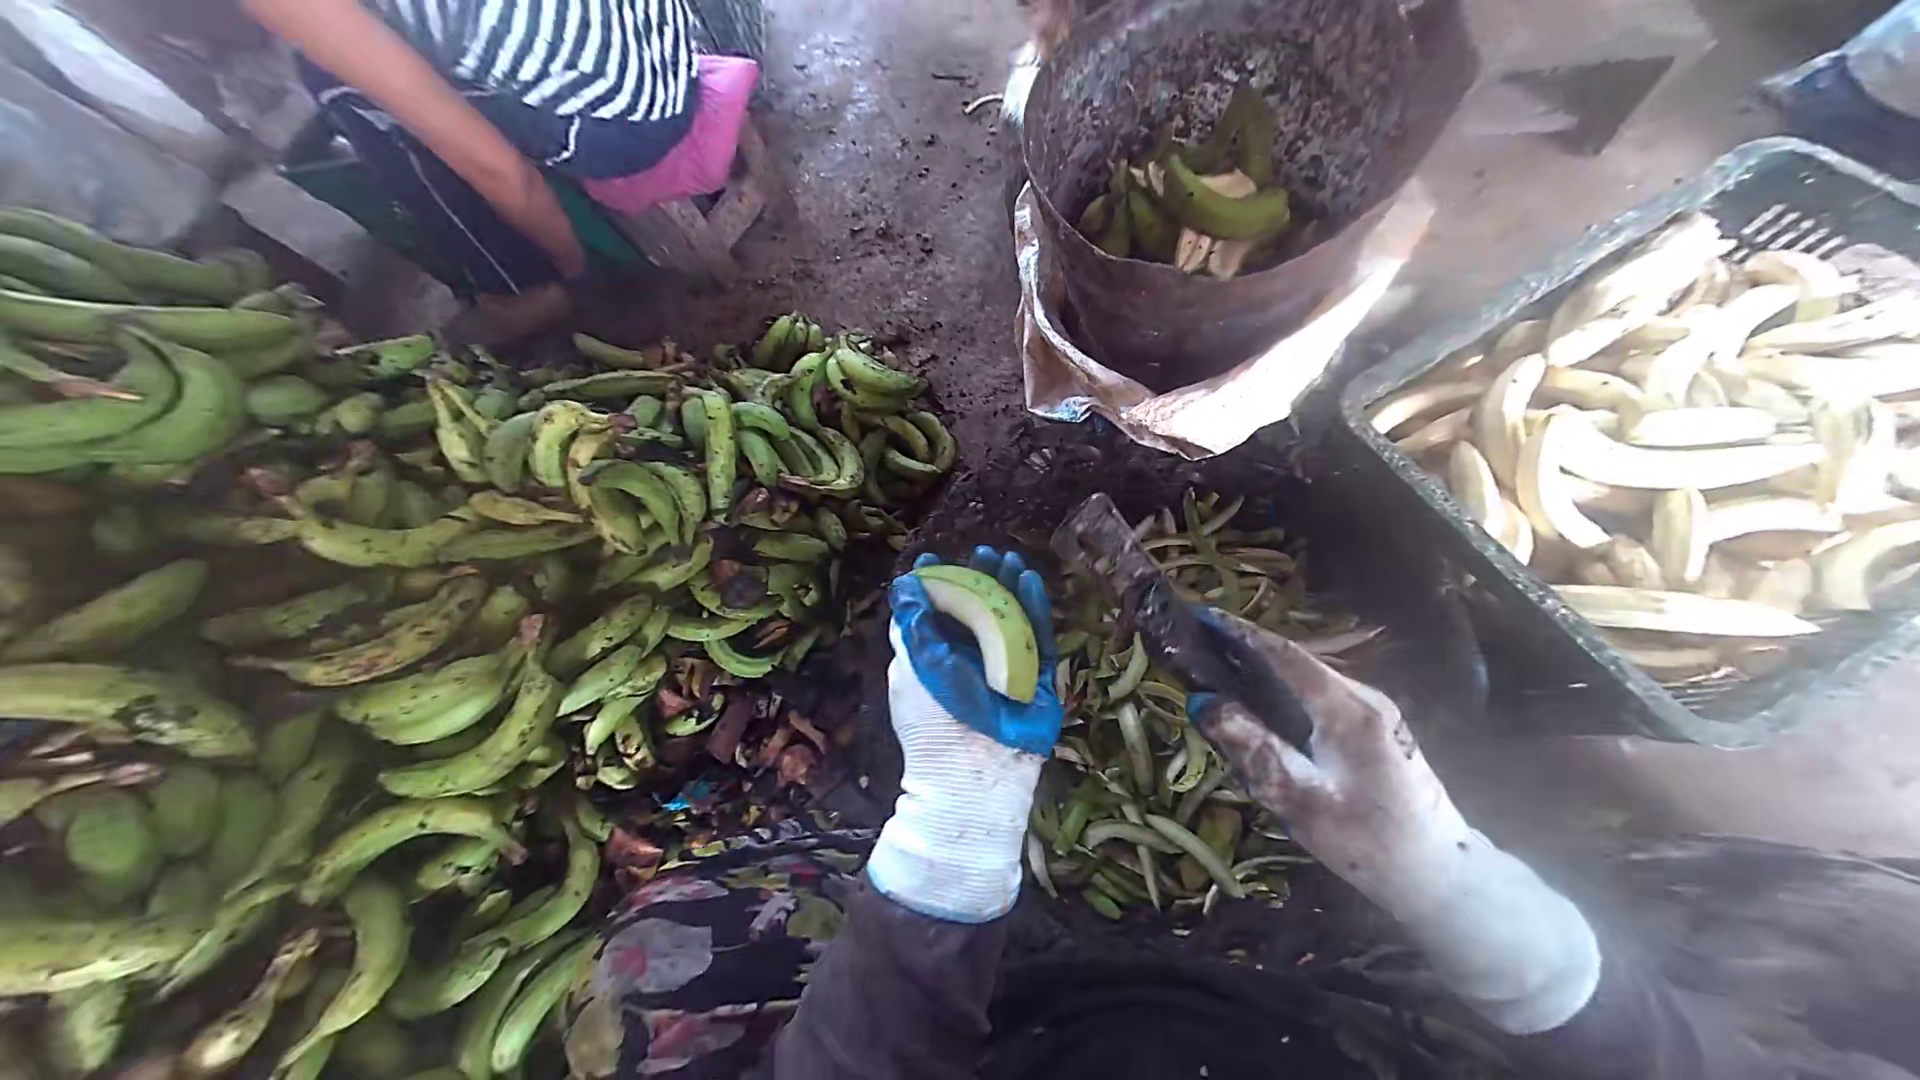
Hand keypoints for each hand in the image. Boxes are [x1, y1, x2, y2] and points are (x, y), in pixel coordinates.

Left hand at [887, 549, 1061, 754]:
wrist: (970, 771)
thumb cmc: (931, 719)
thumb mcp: (911, 668)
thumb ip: (909, 626)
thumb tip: (904, 586)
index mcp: (940, 654)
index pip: (942, 610)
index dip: (941, 582)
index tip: (934, 558)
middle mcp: (974, 656)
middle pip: (982, 608)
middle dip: (983, 578)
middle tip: (984, 552)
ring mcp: (1007, 665)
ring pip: (1013, 617)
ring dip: (1011, 587)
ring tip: (1009, 559)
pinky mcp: (1036, 677)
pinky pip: (1039, 637)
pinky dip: (1036, 609)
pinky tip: (1031, 581)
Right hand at [1188, 608, 1600, 1035]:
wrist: (1443, 878)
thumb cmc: (1369, 842)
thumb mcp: (1301, 800)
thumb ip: (1252, 747)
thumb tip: (1200, 701)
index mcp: (1348, 709)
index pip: (1284, 654)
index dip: (1239, 632)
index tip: (1200, 615)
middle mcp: (1363, 696)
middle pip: (1293, 659)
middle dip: (1243, 644)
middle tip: (1195, 640)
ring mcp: (1371, 709)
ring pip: (1304, 675)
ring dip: (1259, 663)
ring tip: (1214, 661)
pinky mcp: (1371, 725)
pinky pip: (1313, 692)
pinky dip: (1277, 683)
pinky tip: (1254, 695)